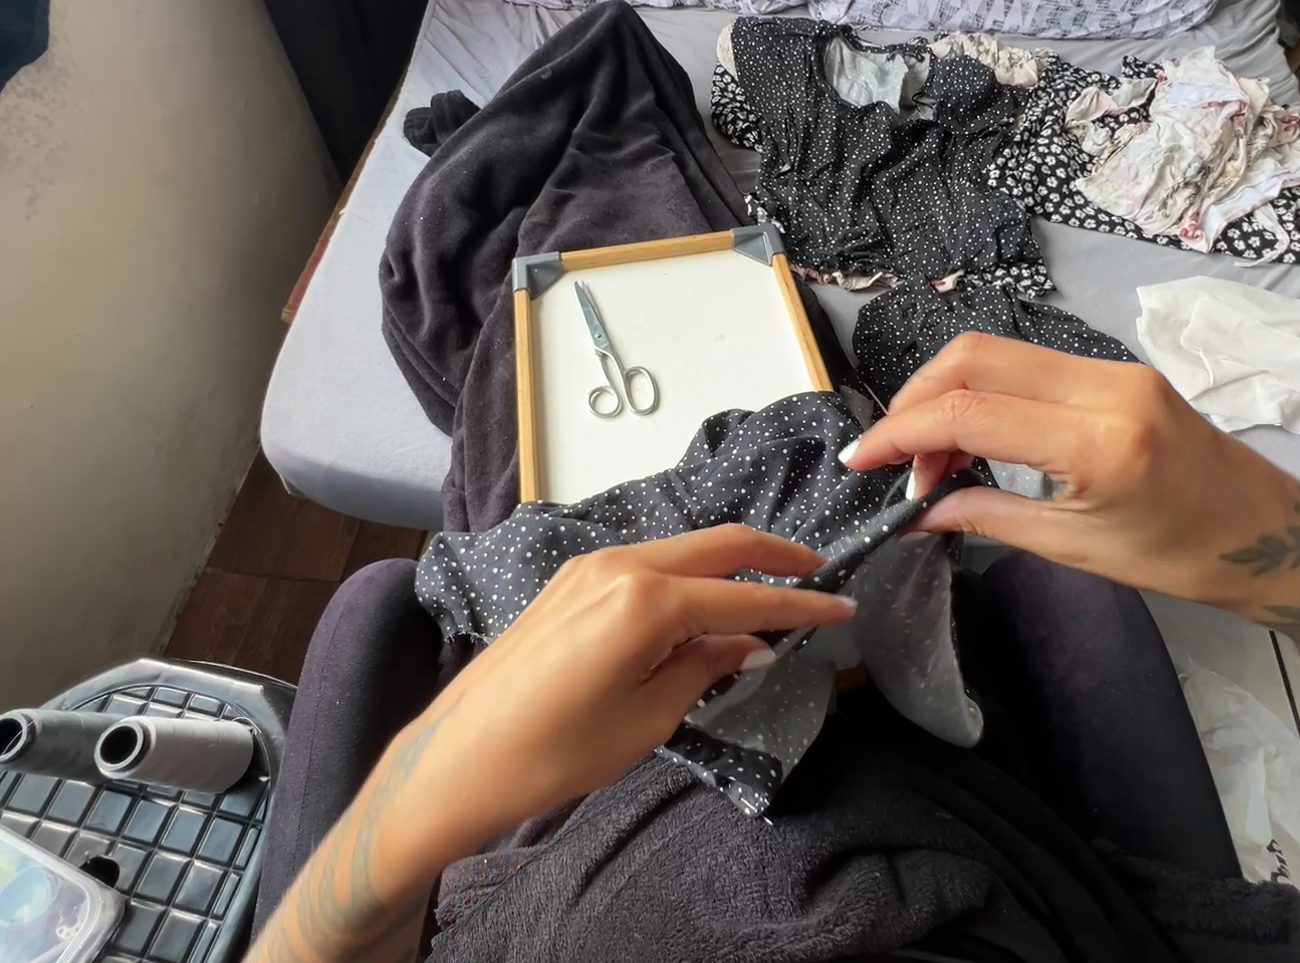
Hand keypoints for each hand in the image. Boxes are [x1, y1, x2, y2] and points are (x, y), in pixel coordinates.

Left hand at [373, 524, 856, 870]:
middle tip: (816, 569)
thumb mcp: (647, 719)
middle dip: (772, 553)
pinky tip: (701, 600)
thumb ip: (705, 665)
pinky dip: (687, 573)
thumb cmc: (556, 751)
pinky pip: (648, 562)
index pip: (743, 596)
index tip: (842, 605)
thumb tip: (749, 639)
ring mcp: (591, 563)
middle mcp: (621, 563)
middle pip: (716, 543)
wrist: (457, 756)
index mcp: (645, 600)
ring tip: (765, 587)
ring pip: (681, 548)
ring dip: (727, 561)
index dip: (798, 603)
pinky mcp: (573, 576)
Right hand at [842, 332, 1299, 612]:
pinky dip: (976, 392)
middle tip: (894, 456)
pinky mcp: (1111, 369)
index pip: (969, 411)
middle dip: (912, 400)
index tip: (861, 460)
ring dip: (941, 394)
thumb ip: (983, 516)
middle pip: (971, 357)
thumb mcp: (1074, 547)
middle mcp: (1102, 385)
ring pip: (991, 350)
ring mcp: (1110, 368)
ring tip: (928, 455)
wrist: (1277, 536)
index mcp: (1099, 440)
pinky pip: (1020, 362)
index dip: (900, 432)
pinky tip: (967, 435)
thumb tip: (914, 512)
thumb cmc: (1183, 559)